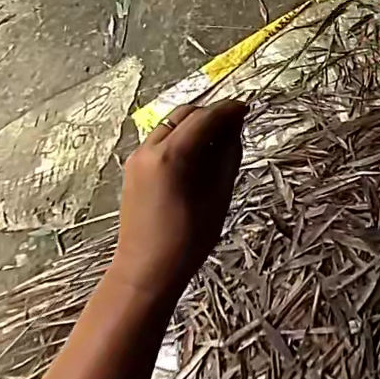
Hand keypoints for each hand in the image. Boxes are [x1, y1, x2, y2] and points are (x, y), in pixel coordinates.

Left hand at [112, 101, 247, 295]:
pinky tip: (197, 155)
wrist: (146, 269)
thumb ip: (227, 154)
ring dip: (194, 125)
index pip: (205, 117)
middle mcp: (150, 149)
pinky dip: (181, 138)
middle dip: (210, 114)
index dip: (228, 110)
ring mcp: (137, 158)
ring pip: (171, 126)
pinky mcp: (133, 169)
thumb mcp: (218, 193)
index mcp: (172, 154)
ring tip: (218, 140)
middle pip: (184, 115)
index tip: (246, 109)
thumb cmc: (188, 237)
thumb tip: (233, 128)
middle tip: (234, 124)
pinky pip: (161, 141)